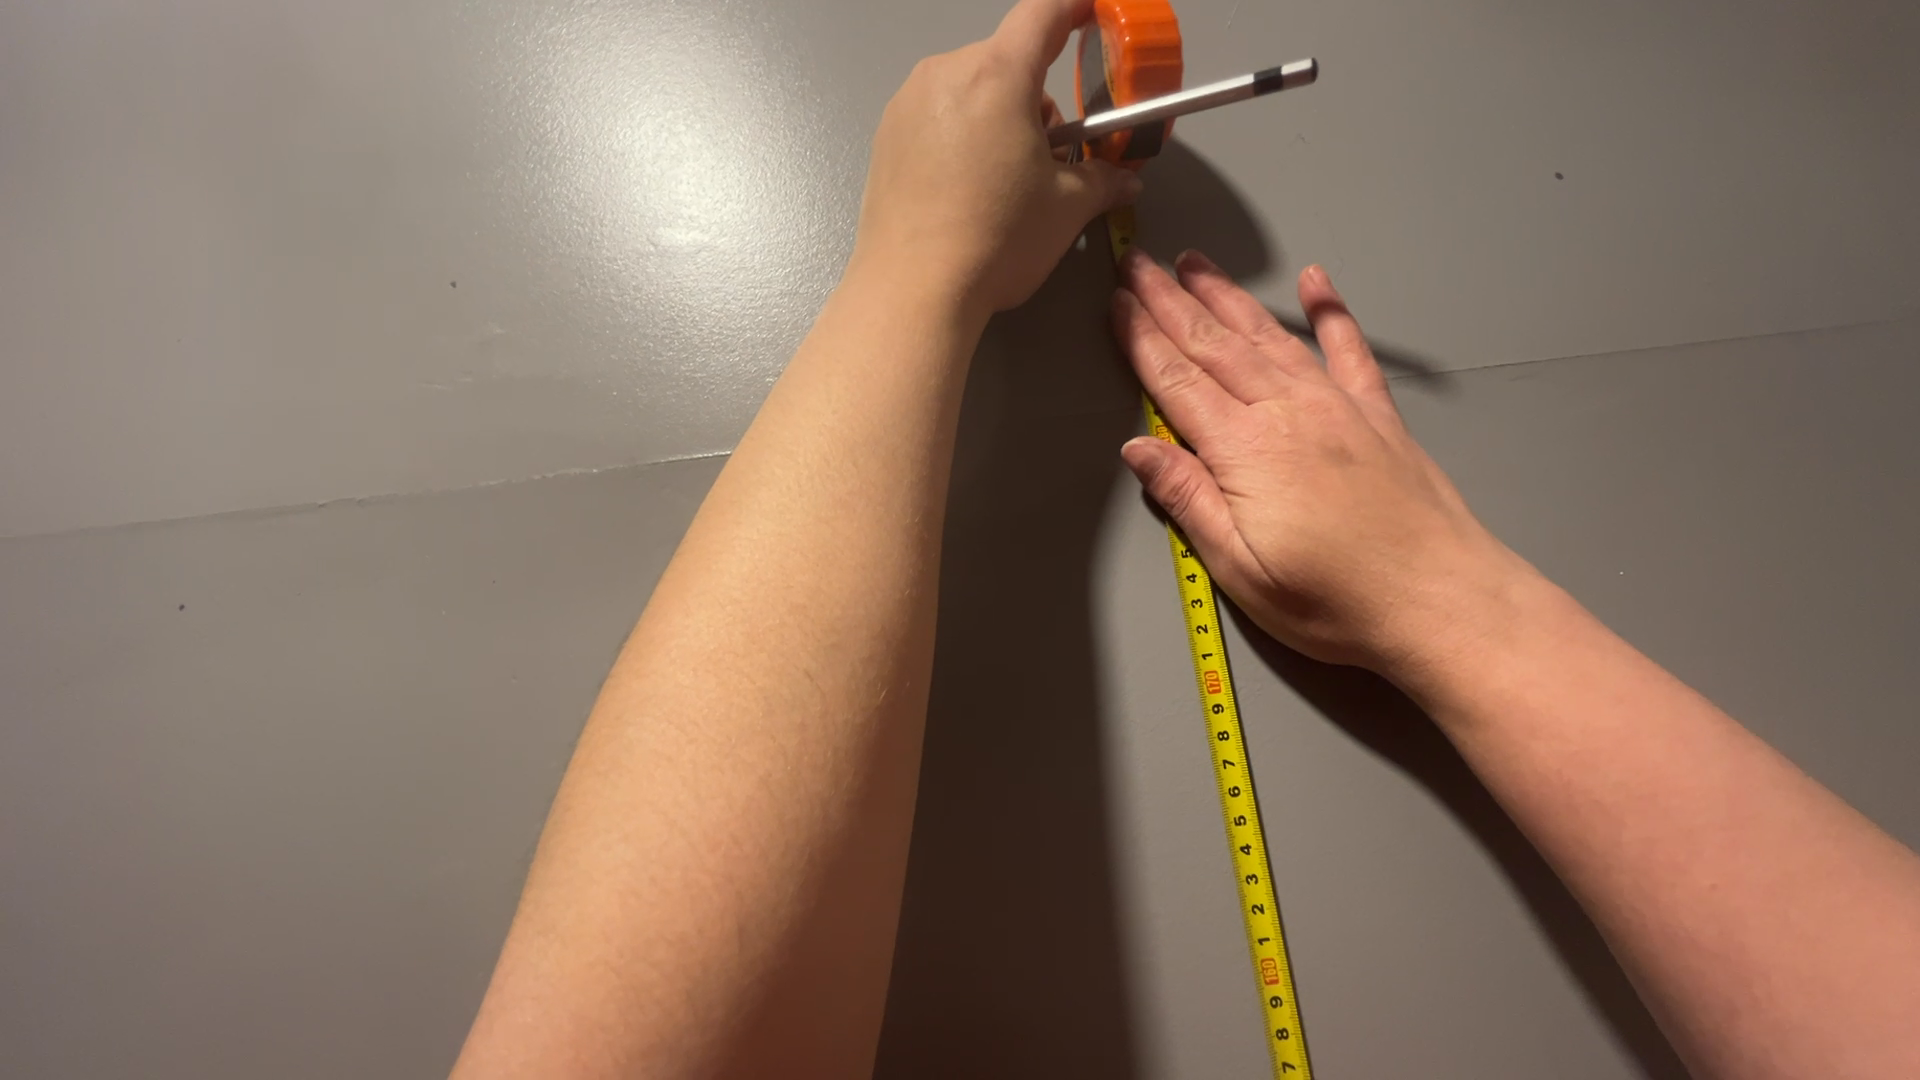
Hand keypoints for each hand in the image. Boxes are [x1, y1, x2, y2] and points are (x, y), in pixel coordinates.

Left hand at [850, 0, 1141, 316]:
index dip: (1074, 8)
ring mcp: (906, 105)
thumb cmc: (997, 241)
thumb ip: (1101, 181)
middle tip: (1044, 161)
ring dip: (994, 120)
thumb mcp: (1064, 211)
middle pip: (1004, 63)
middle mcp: (945, 74)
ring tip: (998, 186)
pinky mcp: (884, 140)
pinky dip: (957, 140)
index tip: (1092, 14)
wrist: (913, 293)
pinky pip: (934, 120)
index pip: (1044, 12)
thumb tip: (1127, 182)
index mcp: (998, 75)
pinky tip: (960, 194)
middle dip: (1033, 101)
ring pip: (967, 92)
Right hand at [1115, 249, 1539, 678]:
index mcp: (1244, 449)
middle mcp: (1286, 411)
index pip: (1178, 381)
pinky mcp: (1377, 414)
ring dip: (1227, 296)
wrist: (1442, 602)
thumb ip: (1186, 499)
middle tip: (1139, 261)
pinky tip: (1317, 279)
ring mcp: (1336, 405)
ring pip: (1268, 335)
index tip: (1118, 302)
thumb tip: (1136, 448)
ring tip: (1195, 263)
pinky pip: (1349, 349)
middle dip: (1170, 300)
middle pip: (1215, 344)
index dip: (1142, 339)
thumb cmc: (1329, 598)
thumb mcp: (1237, 567)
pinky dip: (1331, 311)